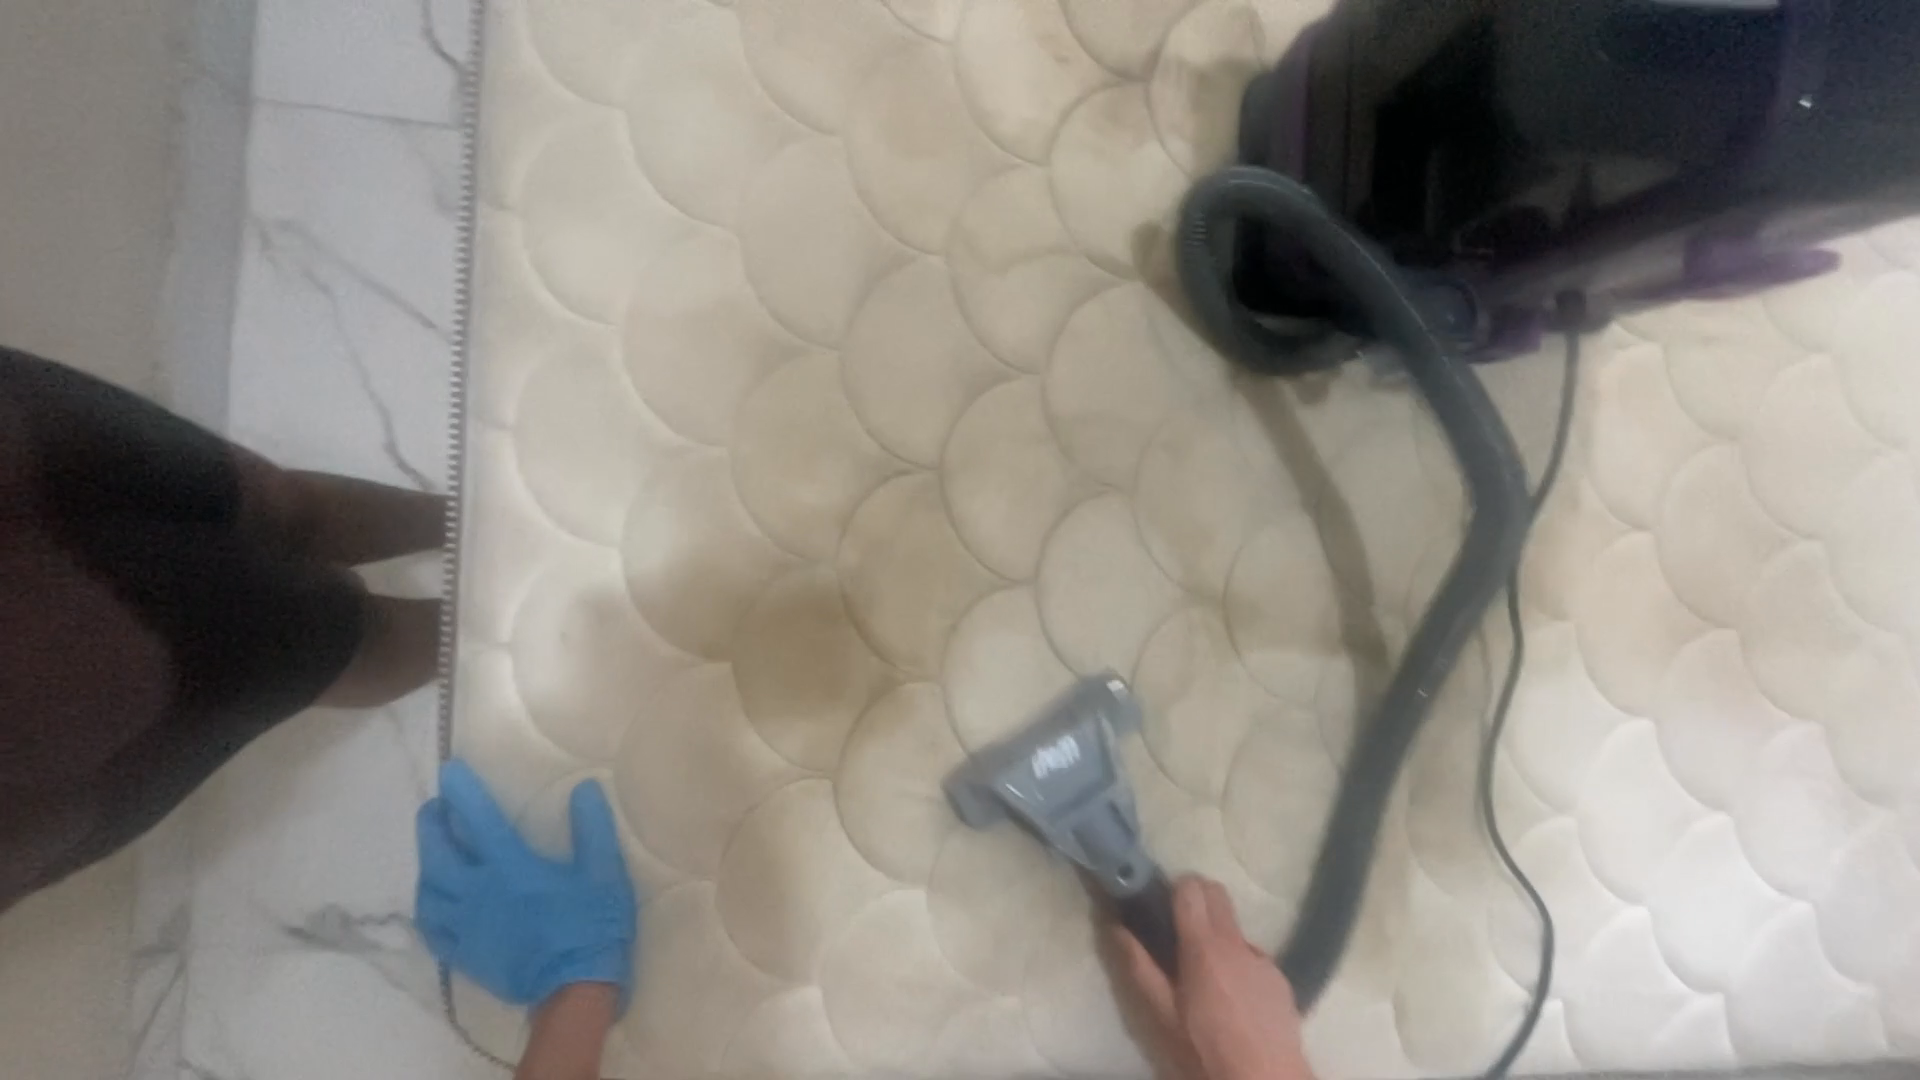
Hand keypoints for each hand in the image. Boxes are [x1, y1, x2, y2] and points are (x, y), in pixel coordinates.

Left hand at [416, 761, 637, 1010]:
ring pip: (429, 889)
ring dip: (427, 862)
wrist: (574, 988)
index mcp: (511, 867)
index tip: (450, 771)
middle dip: (433, 825)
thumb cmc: (592, 923)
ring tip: (433, 848)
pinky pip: (432, 926)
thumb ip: (592, 827)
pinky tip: (434, 900)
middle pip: (439, 854)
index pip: (479, 821)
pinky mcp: (464, 953)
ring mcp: (466, 926)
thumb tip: (584, 788)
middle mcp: (478, 892)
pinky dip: (428, 905)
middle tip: (436, 806)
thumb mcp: (603, 871)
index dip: (464, 793)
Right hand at [1112, 877, 1314, 1079]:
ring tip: (1208, 977)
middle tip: (1179, 928)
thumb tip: (1116, 927)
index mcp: (1203, 946)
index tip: (1162, 905)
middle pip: (1217, 892)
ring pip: (1235, 927)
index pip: (1191, 887)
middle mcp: (1236, 943)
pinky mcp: (1282, 980)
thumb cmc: (1207, 1053)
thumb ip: (1139, 967)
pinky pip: (1254, 957)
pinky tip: (1235, 1001)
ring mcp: (1263, 960)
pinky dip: (1240, 964)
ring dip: (1219, 936)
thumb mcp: (1163, 1016)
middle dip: (1197, 898)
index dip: (1175, 888)